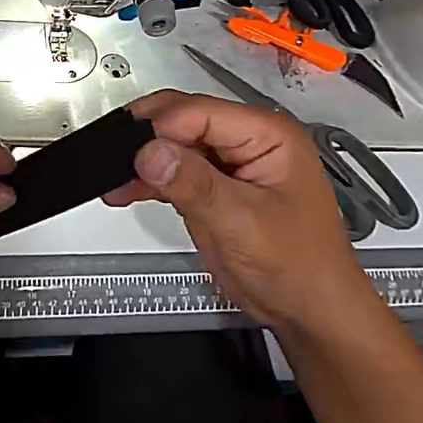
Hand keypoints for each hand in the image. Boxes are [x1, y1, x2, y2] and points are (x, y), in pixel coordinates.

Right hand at [105, 90, 372, 330]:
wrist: (310, 310)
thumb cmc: (301, 268)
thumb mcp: (242, 223)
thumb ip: (194, 184)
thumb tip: (152, 151)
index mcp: (268, 135)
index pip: (200, 112)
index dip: (160, 127)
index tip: (130, 149)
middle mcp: (249, 141)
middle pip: (184, 119)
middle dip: (147, 135)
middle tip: (114, 154)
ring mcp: (230, 162)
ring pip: (174, 143)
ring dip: (143, 158)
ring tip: (113, 175)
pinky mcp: (214, 184)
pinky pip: (175, 169)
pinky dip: (150, 178)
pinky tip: (125, 188)